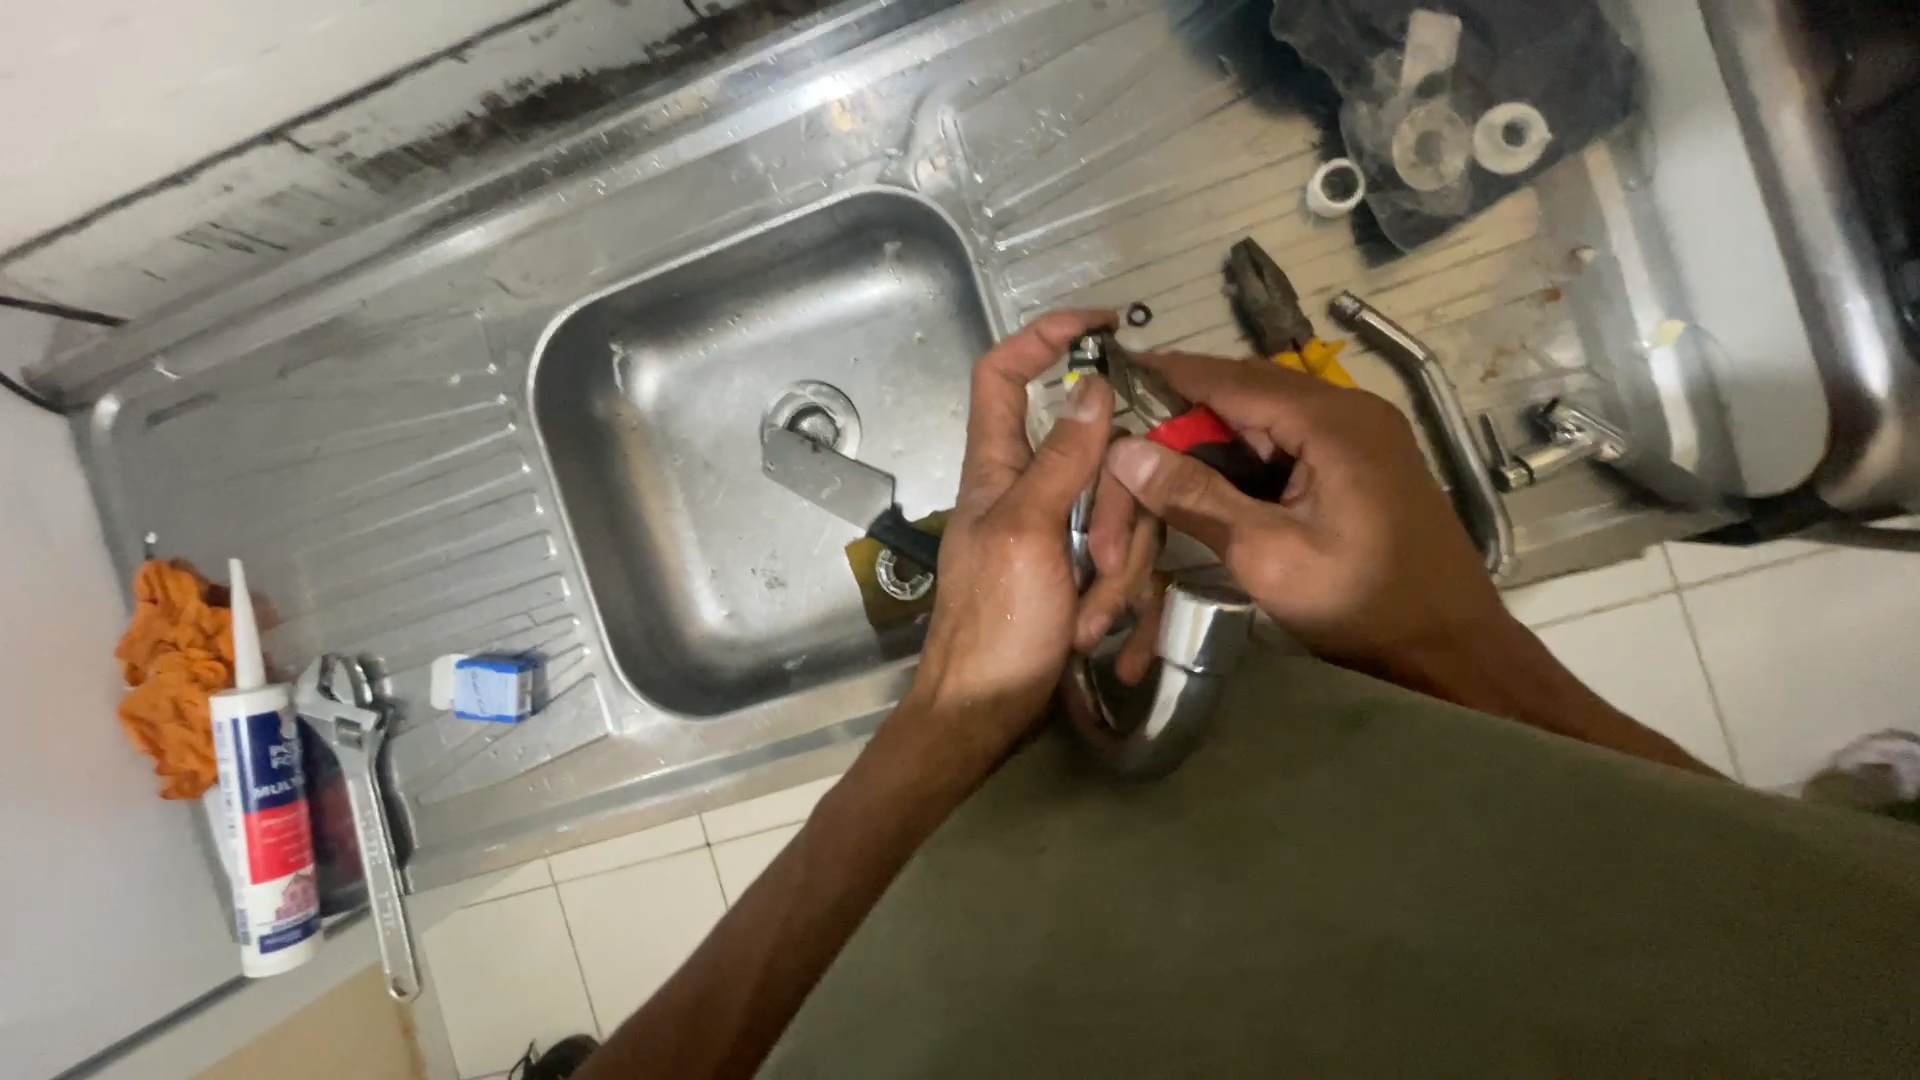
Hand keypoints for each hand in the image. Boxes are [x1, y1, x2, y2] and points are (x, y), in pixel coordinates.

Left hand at [903, 311, 1117, 760]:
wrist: (990, 711)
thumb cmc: (994, 624)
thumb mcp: (1027, 534)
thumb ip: (1061, 460)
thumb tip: (1092, 387)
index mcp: (996, 466)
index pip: (1003, 374)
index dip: (1042, 338)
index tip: (1101, 325)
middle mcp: (1032, 487)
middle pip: (1098, 451)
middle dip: (1115, 507)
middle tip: (1100, 560)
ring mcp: (1063, 530)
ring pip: (1124, 507)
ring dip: (1119, 568)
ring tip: (1088, 618)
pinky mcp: (1086, 568)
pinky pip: (1127, 557)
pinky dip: (1120, 596)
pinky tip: (1100, 633)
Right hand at [1088, 351, 1511, 688]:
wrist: (1449, 647)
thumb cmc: (1359, 604)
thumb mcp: (1267, 554)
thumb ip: (1196, 498)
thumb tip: (1125, 452)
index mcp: (1333, 424)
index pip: (1233, 380)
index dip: (1173, 374)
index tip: (1118, 372)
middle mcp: (1351, 412)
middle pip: (1252, 388)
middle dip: (1189, 403)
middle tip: (1131, 425)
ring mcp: (1362, 434)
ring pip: (1270, 412)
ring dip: (1216, 428)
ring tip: (1160, 451)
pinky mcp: (1363, 461)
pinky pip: (1291, 436)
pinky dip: (1247, 448)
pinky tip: (1214, 473)